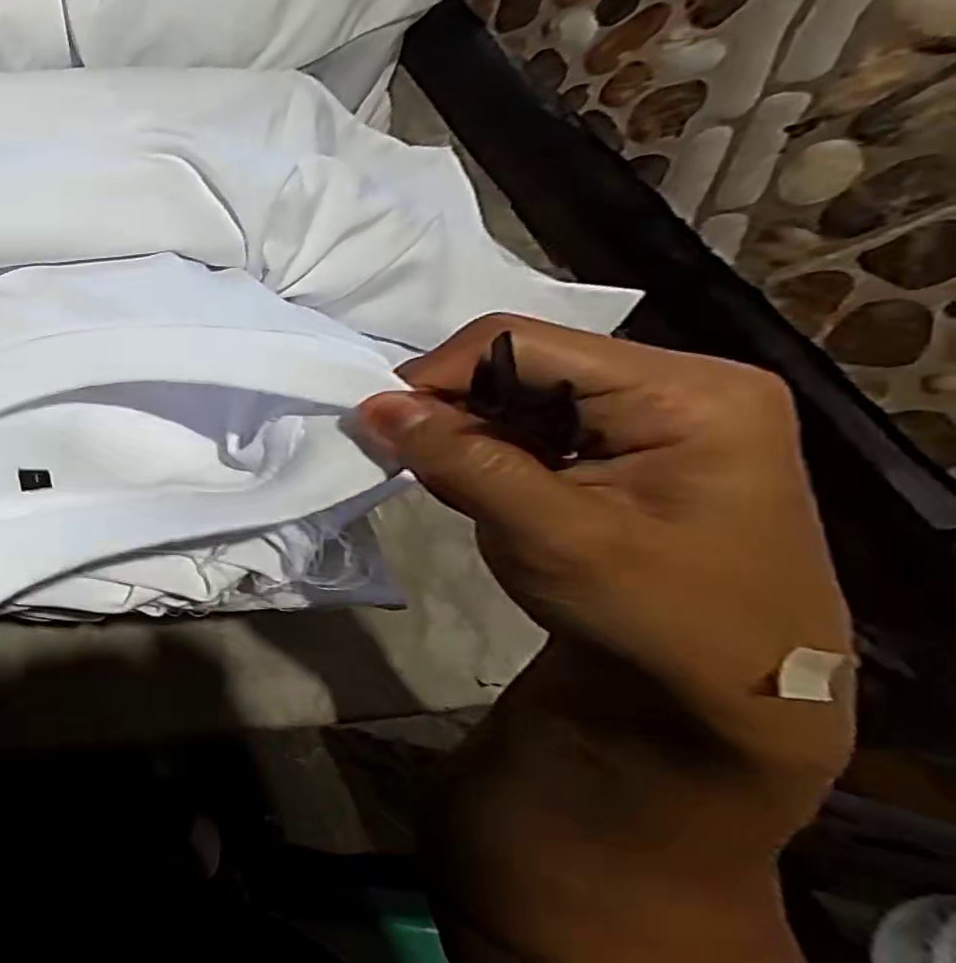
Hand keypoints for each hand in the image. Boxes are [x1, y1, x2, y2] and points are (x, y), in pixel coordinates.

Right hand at [355, 315, 854, 961]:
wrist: (706, 732)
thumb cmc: (653, 633)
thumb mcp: (548, 534)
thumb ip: (458, 456)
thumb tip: (369, 401)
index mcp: (691, 393)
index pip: (525, 343)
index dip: (440, 372)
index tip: (379, 422)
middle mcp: (675, 398)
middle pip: (521, 365)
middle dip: (446, 402)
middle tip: (402, 455)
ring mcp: (644, 435)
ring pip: (514, 398)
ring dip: (459, 430)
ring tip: (437, 480)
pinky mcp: (611, 470)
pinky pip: (523, 431)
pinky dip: (477, 449)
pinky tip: (468, 489)